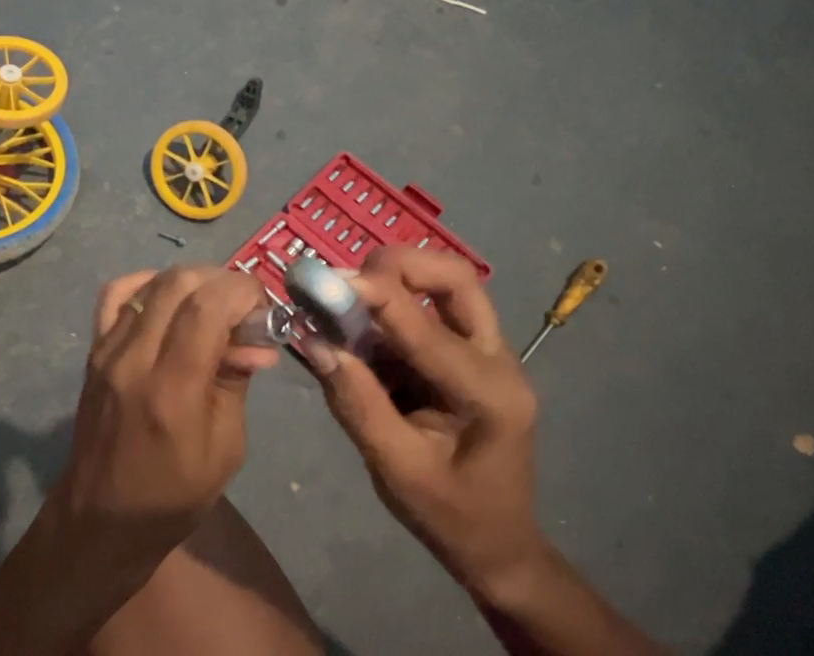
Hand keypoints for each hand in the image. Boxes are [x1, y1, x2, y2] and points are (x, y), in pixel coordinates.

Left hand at [49, 266, 279, 566]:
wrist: (102, 517)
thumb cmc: (174, 495)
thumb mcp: (226, 449)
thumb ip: (234, 382)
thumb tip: (255, 338)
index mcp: (172, 391)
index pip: (206, 307)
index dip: (241, 291)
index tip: (264, 304)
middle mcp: (134, 359)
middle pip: (177, 283)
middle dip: (220, 280)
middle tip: (244, 305)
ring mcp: (107, 351)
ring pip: (149, 283)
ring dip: (189, 280)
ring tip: (213, 302)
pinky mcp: (93, 350)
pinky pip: (116, 295)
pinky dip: (148, 284)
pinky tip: (169, 299)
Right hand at [311, 247, 547, 598]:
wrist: (499, 546)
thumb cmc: (451, 516)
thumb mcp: (396, 469)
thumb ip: (357, 403)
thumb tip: (314, 341)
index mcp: (491, 393)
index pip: (427, 327)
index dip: (373, 296)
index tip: (321, 282)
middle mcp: (498, 360)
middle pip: (456, 279)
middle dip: (398, 266)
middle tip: (345, 280)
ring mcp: (488, 354)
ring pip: (449, 286)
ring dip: (395, 280)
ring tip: (345, 298)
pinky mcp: (469, 356)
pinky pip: (432, 310)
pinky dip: (391, 307)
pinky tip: (357, 326)